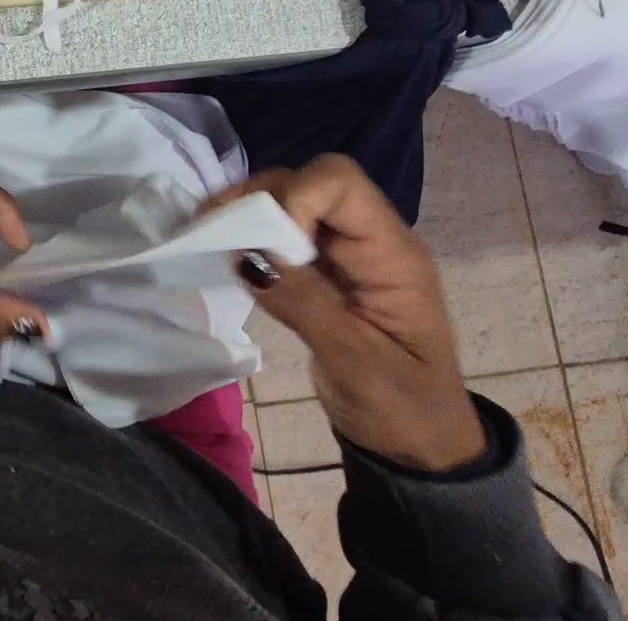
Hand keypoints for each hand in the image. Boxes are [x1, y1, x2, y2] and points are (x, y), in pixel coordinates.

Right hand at [212, 155, 486, 471]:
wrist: (417, 445)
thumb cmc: (402, 408)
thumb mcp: (356, 365)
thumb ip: (305, 305)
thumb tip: (247, 256)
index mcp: (391, 255)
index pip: (340, 184)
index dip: (295, 198)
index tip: (266, 246)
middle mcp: (366, 241)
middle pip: (308, 182)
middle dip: (258, 199)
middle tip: (216, 233)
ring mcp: (341, 253)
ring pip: (288, 199)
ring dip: (246, 212)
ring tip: (210, 238)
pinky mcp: (319, 270)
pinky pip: (279, 231)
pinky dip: (246, 233)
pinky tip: (224, 253)